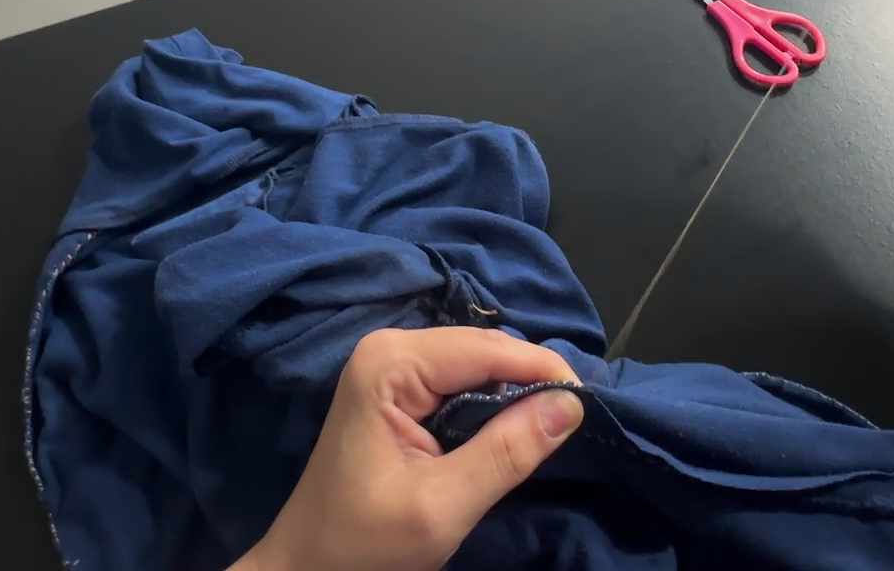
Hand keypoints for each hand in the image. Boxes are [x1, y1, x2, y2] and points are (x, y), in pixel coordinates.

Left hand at [236, 327, 585, 570]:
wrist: (306, 568)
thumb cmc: (364, 546)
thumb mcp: (442, 507)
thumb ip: (506, 452)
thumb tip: (571, 404)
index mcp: (391, 362)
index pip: (484, 348)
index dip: (539, 368)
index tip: (587, 400)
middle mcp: (391, 344)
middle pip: (481, 347)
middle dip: (529, 377)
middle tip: (573, 415)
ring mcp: (392, 360)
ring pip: (476, 358)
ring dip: (514, 386)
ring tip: (551, 418)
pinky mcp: (399, 380)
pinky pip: (461, 374)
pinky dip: (492, 396)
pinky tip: (512, 421)